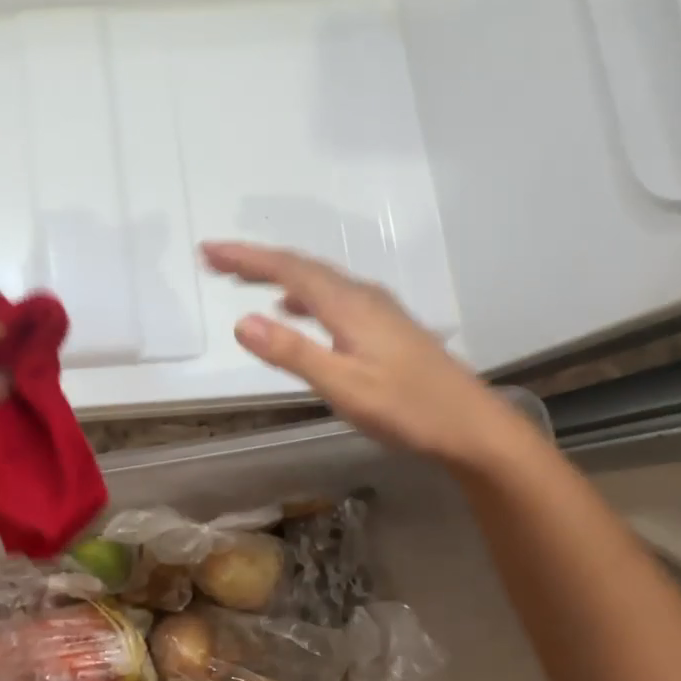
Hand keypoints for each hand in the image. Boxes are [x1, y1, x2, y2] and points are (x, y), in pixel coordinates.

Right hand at [202, 241, 530, 466]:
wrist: (473, 428)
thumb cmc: (407, 410)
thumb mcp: (342, 386)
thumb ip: (291, 352)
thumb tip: (241, 322)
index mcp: (349, 307)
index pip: (288, 270)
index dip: (246, 258)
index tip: (208, 252)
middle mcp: (363, 298)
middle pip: (302, 268)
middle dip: (256, 261)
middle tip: (214, 260)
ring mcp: (377, 311)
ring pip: (318, 280)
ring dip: (277, 275)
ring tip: (243, 278)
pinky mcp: (384, 327)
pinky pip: (331, 296)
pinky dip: (301, 294)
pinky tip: (293, 309)